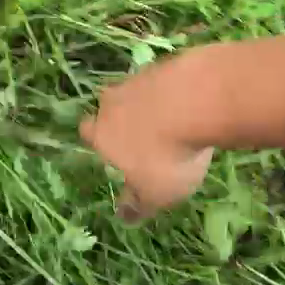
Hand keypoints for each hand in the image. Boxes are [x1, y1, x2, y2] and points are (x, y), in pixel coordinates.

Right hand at [80, 54, 215, 220]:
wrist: (195, 101)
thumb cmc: (167, 156)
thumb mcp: (155, 194)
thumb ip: (137, 204)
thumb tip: (122, 217)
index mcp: (103, 134)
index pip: (88, 133)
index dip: (101, 141)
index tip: (116, 151)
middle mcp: (112, 103)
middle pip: (108, 107)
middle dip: (121, 118)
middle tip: (143, 134)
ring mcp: (136, 80)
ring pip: (134, 92)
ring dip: (148, 105)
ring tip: (172, 122)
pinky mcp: (162, 66)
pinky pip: (160, 81)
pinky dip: (170, 92)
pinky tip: (189, 105)